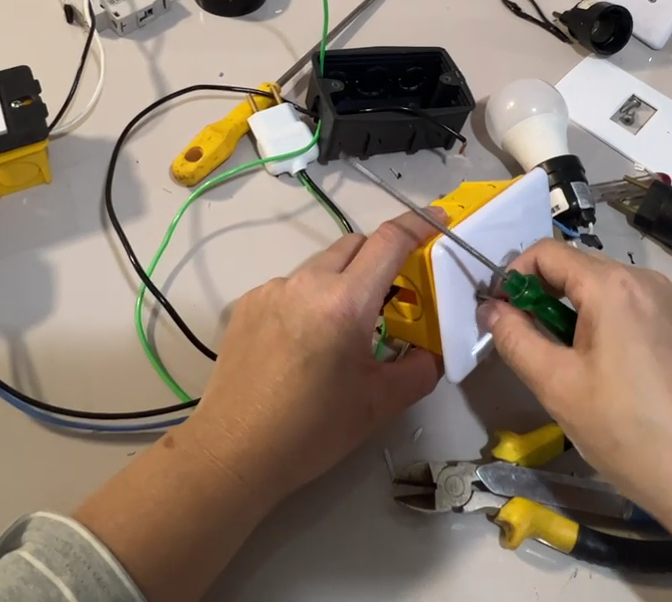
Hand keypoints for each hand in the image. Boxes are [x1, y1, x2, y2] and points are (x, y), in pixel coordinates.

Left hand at [181, 210, 444, 505]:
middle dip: (380, 257)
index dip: (417, 225)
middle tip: (394, 293)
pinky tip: (303, 342)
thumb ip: (420, 368)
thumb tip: (433, 349)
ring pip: (321, 266)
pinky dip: (309, 300)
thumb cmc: (313, 430)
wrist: (234, 451)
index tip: (437, 220)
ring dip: (342, 281)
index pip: (389, 241)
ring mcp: (272, 289)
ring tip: (342, 330)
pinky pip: (291, 286)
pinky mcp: (248, 303)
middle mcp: (307, 282)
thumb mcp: (380, 403)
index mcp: (345, 302)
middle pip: (355, 244)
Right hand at [479, 240, 671, 510]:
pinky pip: (634, 308)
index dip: (514, 275)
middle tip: (528, 342)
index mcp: (612, 285)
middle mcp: (646, 281)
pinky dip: (608, 324)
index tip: (501, 312)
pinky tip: (612, 374)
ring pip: (606, 289)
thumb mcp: (556, 386)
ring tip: (568, 363)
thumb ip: (515, 338)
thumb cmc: (628, 432)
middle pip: (578, 267)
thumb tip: (490, 309)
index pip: (547, 252)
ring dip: (575, 311)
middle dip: (543, 295)